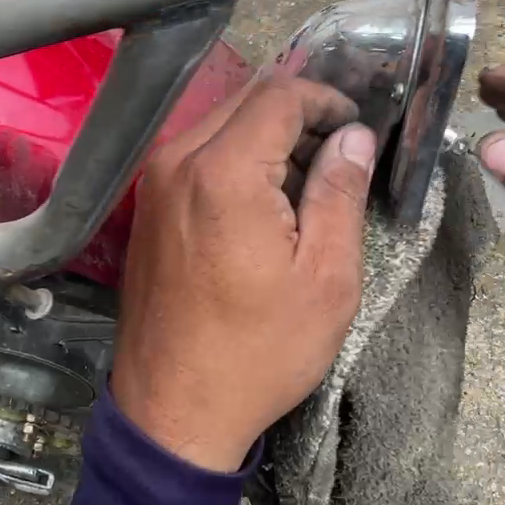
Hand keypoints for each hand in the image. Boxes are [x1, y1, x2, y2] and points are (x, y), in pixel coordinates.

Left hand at [112, 76, 376, 470]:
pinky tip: (263, 199)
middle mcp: (178, 158)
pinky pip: (198, 152)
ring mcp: (155, 179)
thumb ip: (340, 192)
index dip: (325, 99)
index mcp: (223, 171)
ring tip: (306, 182)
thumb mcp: (325, 277)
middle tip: (338, 154)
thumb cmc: (258, 350)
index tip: (356, 124)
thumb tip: (354, 137)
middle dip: (298, 115)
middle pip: (247, 101)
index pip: (279, 96)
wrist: (173, 408)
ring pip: (222, 123)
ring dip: (267, 136)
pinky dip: (237, 156)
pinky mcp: (148, 201)